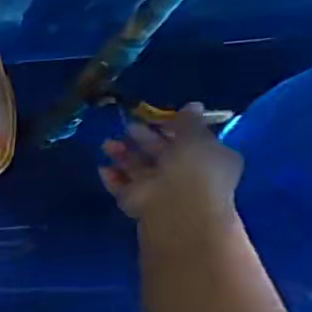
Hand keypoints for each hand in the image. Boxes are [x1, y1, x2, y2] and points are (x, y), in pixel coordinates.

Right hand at [99, 103, 242, 227]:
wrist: (175, 206)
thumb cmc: (193, 168)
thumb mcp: (197, 138)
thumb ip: (190, 122)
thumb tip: (193, 105)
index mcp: (208, 158)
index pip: (189, 140)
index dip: (173, 127)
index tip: (155, 117)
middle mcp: (185, 173)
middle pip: (159, 153)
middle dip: (142, 139)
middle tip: (128, 126)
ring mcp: (159, 188)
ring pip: (137, 168)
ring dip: (122, 154)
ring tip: (107, 144)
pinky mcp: (136, 200)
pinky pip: (121, 185)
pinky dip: (112, 176)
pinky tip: (104, 167)